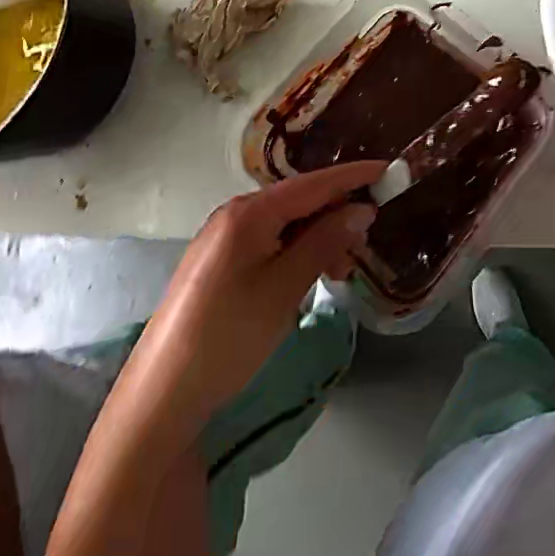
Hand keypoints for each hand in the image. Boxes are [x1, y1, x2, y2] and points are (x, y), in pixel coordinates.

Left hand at [123, 162, 382, 435]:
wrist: (167, 386)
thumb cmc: (230, 333)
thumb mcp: (284, 288)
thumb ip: (323, 243)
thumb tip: (360, 210)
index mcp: (248, 213)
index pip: (310, 184)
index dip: (350, 177)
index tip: (387, 170)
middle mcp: (232, 215)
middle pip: (295, 202)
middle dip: (334, 217)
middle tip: (364, 247)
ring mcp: (222, 239)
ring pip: (282, 226)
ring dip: (316, 241)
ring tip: (339, 273)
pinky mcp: (218, 263)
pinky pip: (266, 243)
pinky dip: (294, 254)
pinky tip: (307, 278)